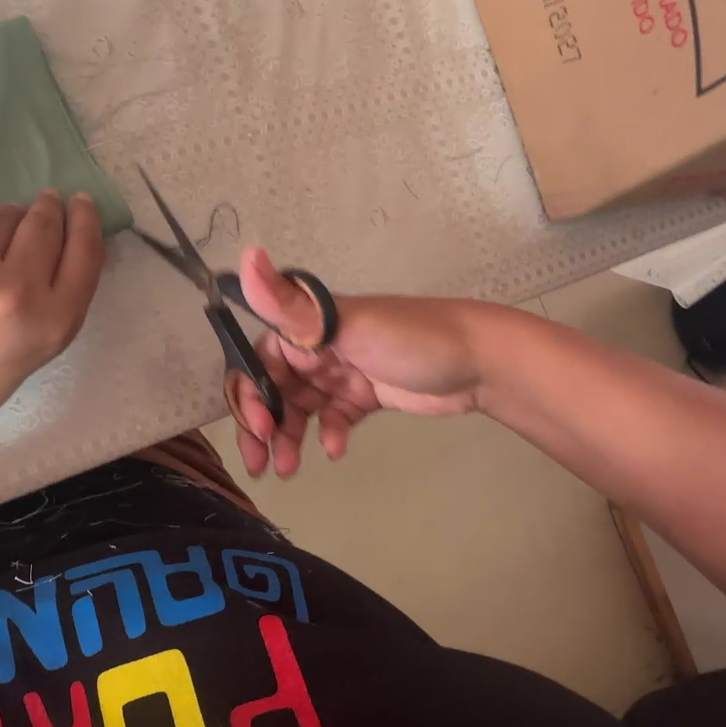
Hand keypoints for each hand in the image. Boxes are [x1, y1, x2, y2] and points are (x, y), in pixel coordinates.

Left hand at [0, 190, 105, 455]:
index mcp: (51, 324)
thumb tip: (65, 246)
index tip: (80, 202)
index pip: (84, 252)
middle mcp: (15, 292)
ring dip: (2, 223)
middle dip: (46, 209)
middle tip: (44, 204)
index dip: (85, 220)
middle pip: (43, 224)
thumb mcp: (32, 354)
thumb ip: (54, 304)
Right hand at [231, 246, 484, 477]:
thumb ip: (292, 304)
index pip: (258, 362)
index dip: (249, 395)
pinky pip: (332, 419)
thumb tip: (246, 256)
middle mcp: (318, 348)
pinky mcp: (362, 397)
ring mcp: (341, 374)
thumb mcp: (347, 324)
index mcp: (307, 326)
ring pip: (299, 410)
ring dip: (289, 439)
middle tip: (258, 464)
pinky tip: (336, 449)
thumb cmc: (412, 338)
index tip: (259, 426)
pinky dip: (328, 434)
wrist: (479, 362)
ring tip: (287, 470)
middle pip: (274, 391)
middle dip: (261, 427)